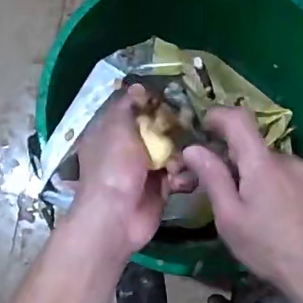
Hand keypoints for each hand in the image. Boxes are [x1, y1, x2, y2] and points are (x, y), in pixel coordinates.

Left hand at [64, 85, 190, 258]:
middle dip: (175, 129)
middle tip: (192, 125)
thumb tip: (137, 86)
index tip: (175, 95)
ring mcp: (145, 170)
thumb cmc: (114, 165)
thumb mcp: (117, 126)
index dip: (152, 102)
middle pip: (158, 130)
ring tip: (185, 158)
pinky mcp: (161, 189)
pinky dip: (184, 177)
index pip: (133, 109)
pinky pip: (180, 176)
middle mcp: (127, 148)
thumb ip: (129, 105)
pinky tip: (180, 180)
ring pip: (173, 152)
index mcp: (110, 131)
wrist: (117, 216)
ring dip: (183, 155)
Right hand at [181, 107, 302, 298]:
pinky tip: (273, 216)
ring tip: (248, 211)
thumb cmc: (267, 246)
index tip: (203, 127)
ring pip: (270, 165)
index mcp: (260, 162)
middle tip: (217, 190)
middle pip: (252, 148)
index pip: (238, 119)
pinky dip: (274, 187)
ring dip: (255, 177)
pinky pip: (288, 178)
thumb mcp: (229, 216)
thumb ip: (212, 177)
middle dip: (232, 162)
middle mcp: (285, 159)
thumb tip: (193, 149)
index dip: (217, 116)